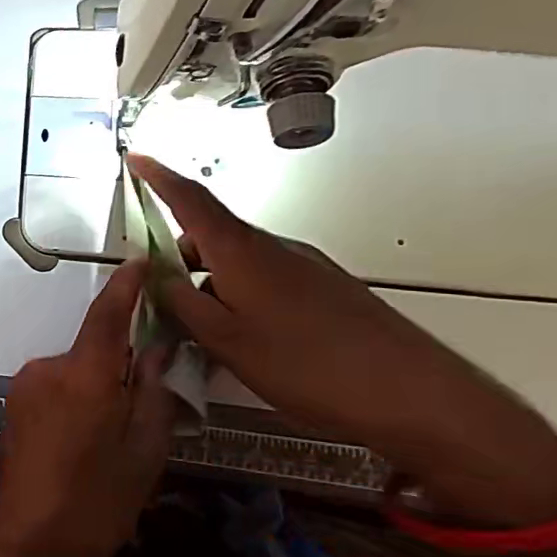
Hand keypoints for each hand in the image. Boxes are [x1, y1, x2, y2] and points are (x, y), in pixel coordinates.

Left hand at [0, 259, 175, 556]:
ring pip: (77, 369)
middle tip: (149, 402)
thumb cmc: (97, 501)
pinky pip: (57, 384)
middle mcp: (49, 367)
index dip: (125, 286)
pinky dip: (78, 397)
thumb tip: (160, 348)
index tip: (140, 261)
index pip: (107, 315)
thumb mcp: (145, 450)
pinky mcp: (16, 397)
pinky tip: (86, 439)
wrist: (29, 535)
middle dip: (124, 364)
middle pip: (95, 348)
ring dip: (99, 386)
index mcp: (86, 375)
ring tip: (114, 436)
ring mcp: (27, 382)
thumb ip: (155, 392)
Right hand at [127, 154, 556, 526]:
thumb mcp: (225, 340)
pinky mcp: (328, 290)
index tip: (136, 157)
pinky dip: (241, 297)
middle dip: (179, 260)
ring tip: (209, 337)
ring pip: (238, 263)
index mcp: (241, 252)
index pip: (190, 200)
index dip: (159, 177)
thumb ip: (181, 303)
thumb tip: (156, 276)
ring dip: (212, 285)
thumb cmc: (310, 366)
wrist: (421, 399)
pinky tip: (250, 342)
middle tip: (164, 301)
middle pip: (211, 237)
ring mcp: (306, 268)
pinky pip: (266, 280)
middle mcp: (274, 249)